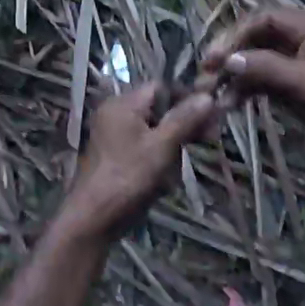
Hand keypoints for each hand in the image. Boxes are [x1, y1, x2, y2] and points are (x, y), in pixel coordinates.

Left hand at [57, 85, 221, 243]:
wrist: (93, 218)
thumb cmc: (128, 177)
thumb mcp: (162, 146)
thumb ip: (185, 118)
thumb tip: (208, 94)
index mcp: (123, 103)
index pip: (162, 87)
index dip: (187, 98)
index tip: (211, 116)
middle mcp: (115, 113)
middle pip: (158, 107)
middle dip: (183, 122)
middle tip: (208, 138)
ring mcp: (113, 134)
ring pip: (153, 128)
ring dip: (173, 142)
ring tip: (182, 163)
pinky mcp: (115, 154)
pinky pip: (143, 145)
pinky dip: (158, 155)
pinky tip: (167, 174)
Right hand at [200, 8, 304, 142]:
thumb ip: (266, 69)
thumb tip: (228, 60)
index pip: (260, 20)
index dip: (232, 37)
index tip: (212, 60)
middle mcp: (303, 37)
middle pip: (257, 39)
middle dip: (231, 58)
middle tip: (207, 80)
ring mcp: (303, 60)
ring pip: (260, 61)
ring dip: (238, 77)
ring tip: (218, 99)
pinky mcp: (303, 82)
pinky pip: (269, 79)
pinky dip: (252, 90)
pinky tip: (235, 105)